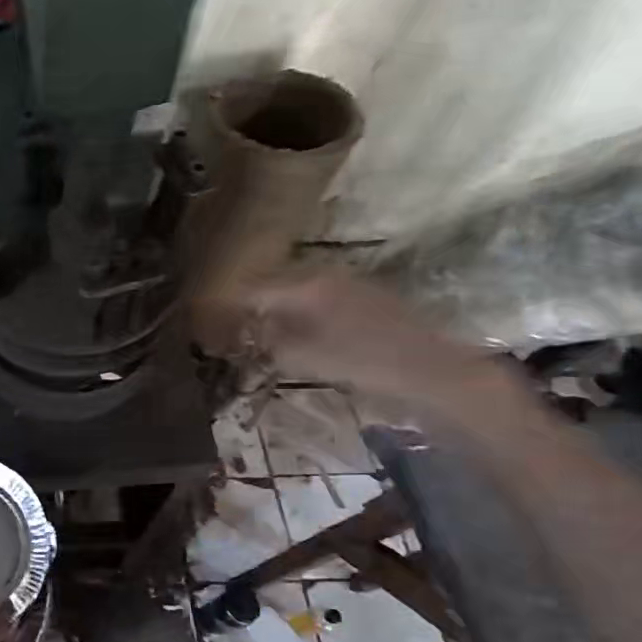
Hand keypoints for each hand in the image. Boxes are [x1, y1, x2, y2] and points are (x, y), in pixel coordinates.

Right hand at [245, 272, 519, 424]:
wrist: (430, 366)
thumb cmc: (362, 361)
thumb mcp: (304, 357)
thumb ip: (269, 343)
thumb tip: (246, 334)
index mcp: (306, 285)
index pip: (253, 289)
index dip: (228, 306)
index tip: (211, 325)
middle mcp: (324, 275)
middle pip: (274, 286)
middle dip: (251, 308)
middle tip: (234, 334)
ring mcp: (346, 283)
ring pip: (296, 294)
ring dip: (276, 313)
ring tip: (261, 338)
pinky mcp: (363, 297)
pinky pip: (317, 301)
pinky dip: (299, 316)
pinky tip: (298, 337)